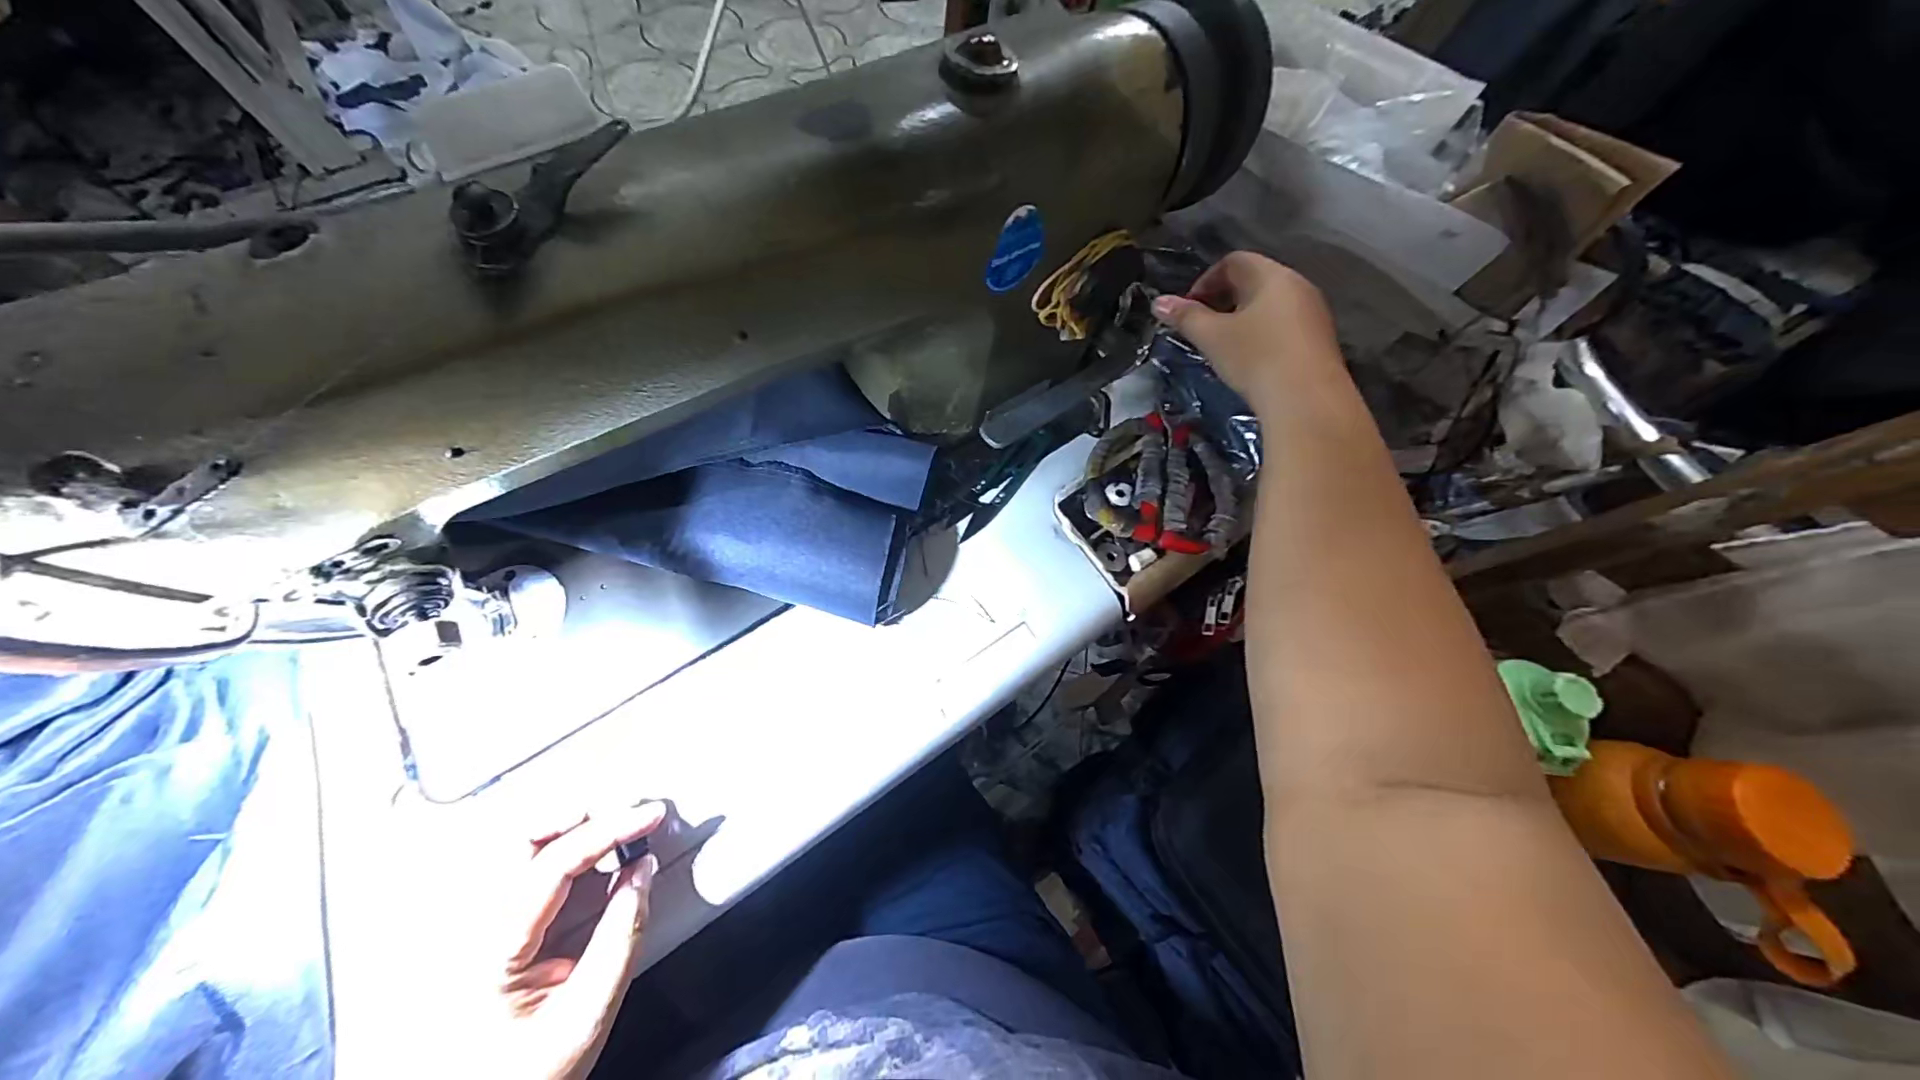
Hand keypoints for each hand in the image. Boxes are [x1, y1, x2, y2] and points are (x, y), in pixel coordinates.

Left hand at [490, 802, 666, 1079]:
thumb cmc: (524, 1074)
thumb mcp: (585, 1017)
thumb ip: (621, 939)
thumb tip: (643, 874)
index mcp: (489, 949)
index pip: (554, 862)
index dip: (609, 829)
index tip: (649, 815)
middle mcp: (470, 928)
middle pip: (523, 837)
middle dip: (584, 812)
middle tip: (631, 810)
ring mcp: (473, 927)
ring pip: (520, 846)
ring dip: (573, 825)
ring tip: (618, 824)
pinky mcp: (486, 930)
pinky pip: (524, 869)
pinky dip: (563, 847)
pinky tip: (593, 851)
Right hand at [1150, 251, 1340, 414]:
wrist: (1307, 400)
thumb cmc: (1256, 359)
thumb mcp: (1213, 338)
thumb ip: (1185, 317)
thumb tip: (1158, 302)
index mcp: (1271, 276)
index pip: (1233, 261)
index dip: (1204, 281)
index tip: (1188, 310)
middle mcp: (1297, 285)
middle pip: (1253, 280)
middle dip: (1222, 299)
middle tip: (1201, 328)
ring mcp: (1312, 312)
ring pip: (1269, 304)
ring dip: (1241, 318)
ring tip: (1223, 346)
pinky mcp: (1319, 339)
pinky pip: (1283, 324)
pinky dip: (1261, 333)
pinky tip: (1250, 360)